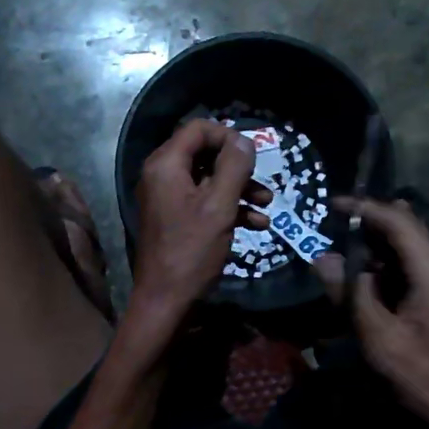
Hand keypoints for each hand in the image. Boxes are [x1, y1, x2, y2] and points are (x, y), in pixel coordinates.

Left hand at [131, 119, 268, 316]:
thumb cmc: (191, 251)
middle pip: (203, 153)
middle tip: (262, 180)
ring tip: (267, 203)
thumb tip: (244, 140)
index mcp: (165, 165)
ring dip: (238, 188)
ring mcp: (166, 198)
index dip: (228, 136)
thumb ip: (234, 167)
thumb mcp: (219, 206)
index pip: (197, 129)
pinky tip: (256, 224)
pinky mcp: (174, 218)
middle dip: (237, 166)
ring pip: (207, 179)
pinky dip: (228, 207)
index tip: (253, 154)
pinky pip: (202, 201)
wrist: (166, 300)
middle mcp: (161, 175)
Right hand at [316, 198, 428, 428]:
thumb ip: (351, 293)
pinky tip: (369, 279)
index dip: (363, 208)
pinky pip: (418, 269)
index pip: (398, 220)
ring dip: (378, 248)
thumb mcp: (378, 338)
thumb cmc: (426, 378)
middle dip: (369, 225)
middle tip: (331, 228)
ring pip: (412, 250)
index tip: (331, 204)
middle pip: (407, 230)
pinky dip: (391, 267)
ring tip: (343, 252)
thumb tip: (324, 258)